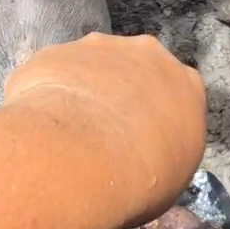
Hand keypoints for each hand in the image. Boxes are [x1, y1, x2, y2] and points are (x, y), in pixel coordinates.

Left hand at [3, 34, 205, 227]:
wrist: (83, 159)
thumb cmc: (141, 180)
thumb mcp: (172, 178)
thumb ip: (165, 153)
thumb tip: (147, 159)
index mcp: (187, 85)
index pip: (177, 95)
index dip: (158, 118)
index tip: (143, 141)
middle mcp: (148, 55)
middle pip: (137, 69)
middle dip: (122, 94)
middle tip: (105, 132)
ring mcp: (101, 48)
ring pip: (94, 65)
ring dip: (85, 90)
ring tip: (70, 132)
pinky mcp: (59, 52)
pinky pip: (55, 73)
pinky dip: (50, 94)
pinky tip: (43, 127)